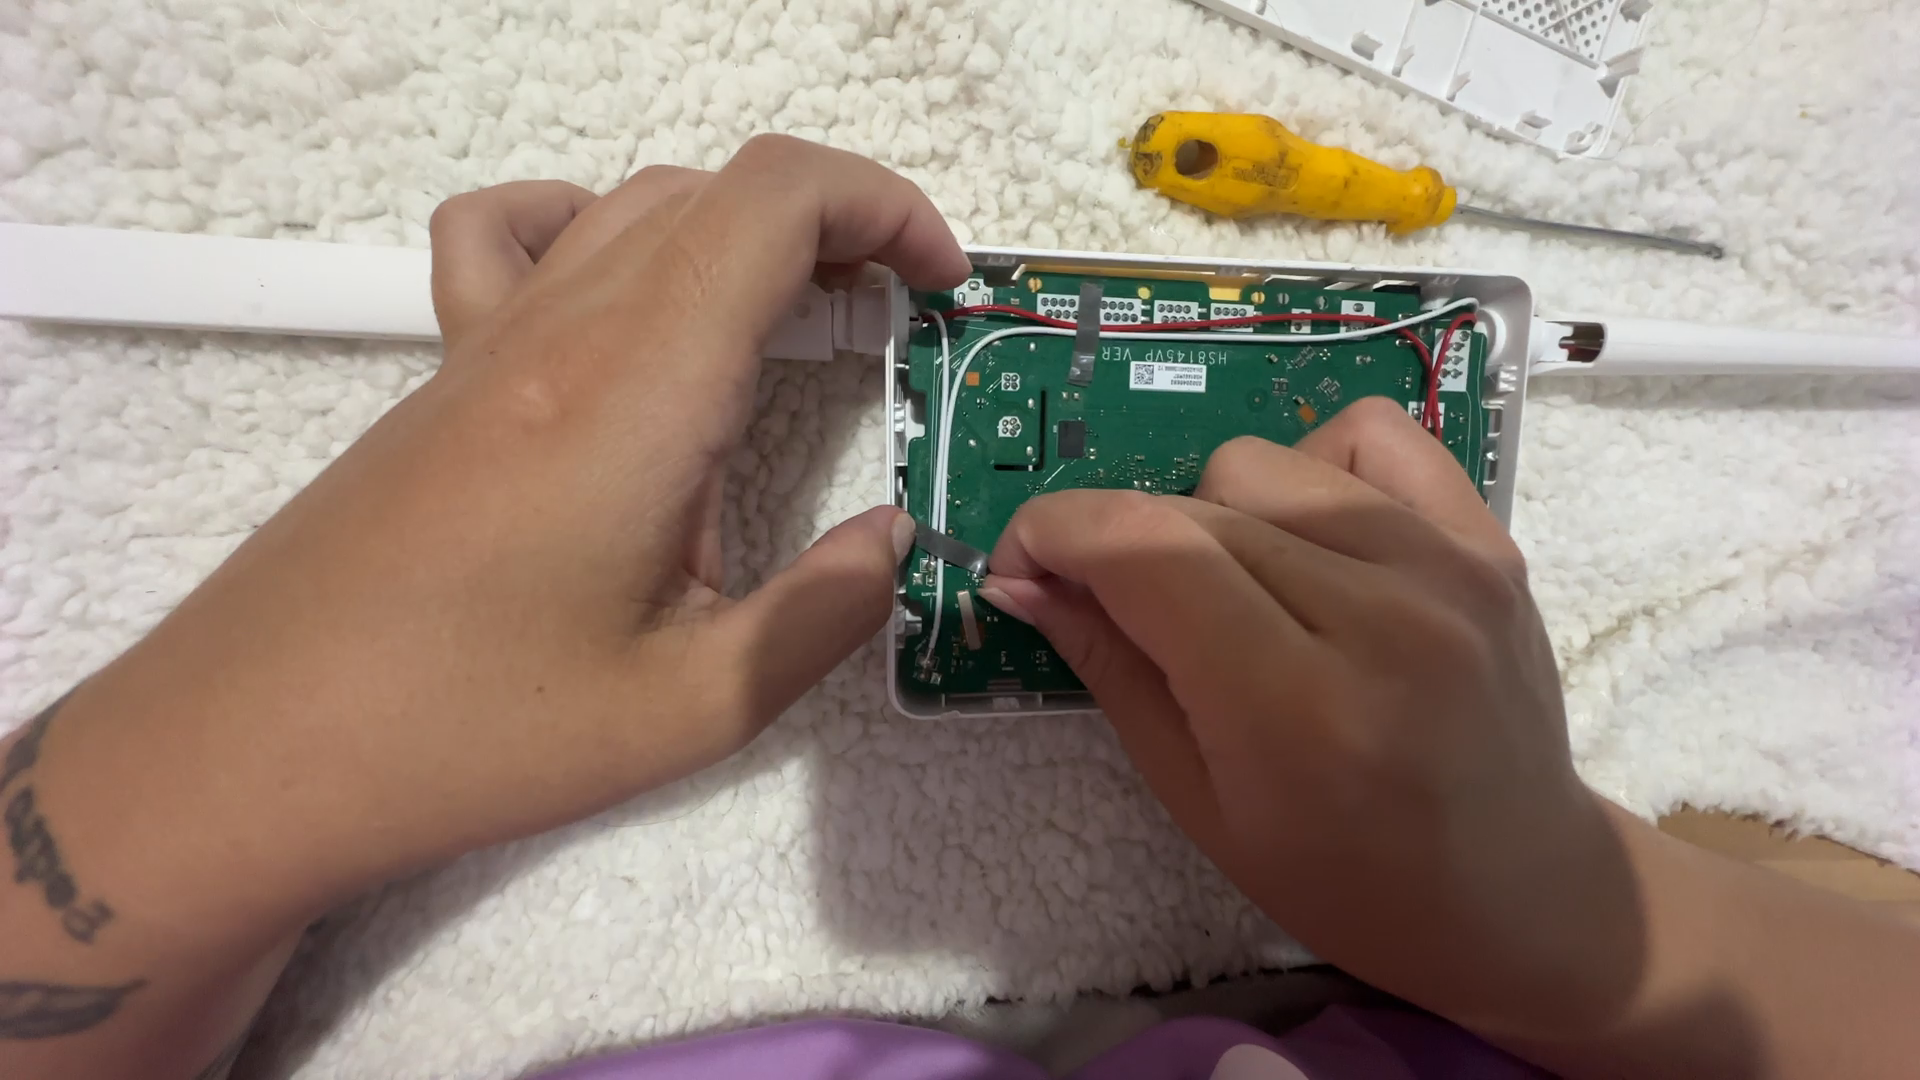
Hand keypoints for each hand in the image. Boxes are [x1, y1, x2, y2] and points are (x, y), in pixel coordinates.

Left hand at [54, 137, 968, 932]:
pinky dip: (607, 229)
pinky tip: (639, 297)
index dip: (884, 208)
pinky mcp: (449, 371)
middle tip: (901, 312)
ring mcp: (493, 339)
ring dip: (753, 233)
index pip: (775, 206)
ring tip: (811, 309)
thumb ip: (826, 612)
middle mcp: (566, 331)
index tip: (942, 281)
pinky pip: (520, 236)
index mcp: (641, 395)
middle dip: (847, 223)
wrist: (248, 756)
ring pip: (644, 206)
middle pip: (726, 191)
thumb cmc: (481, 733)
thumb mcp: (698, 705)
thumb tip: (894, 538)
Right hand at [979, 399, 1640, 1042]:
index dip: (1053, 531)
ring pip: (1254, 464)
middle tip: (1118, 604)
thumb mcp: (1189, 793)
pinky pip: (1361, 435)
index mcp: (1293, 706)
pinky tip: (1307, 537)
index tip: (1019, 561)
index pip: (1143, 551)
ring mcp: (1446, 561)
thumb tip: (1018, 577)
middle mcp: (1379, 614)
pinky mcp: (1485, 536)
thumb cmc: (1336, 873)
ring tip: (1230, 587)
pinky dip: (1304, 470)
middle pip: (1188, 506)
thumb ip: (1104, 664)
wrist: (1522, 892)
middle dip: (1115, 541)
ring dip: (1204, 516)